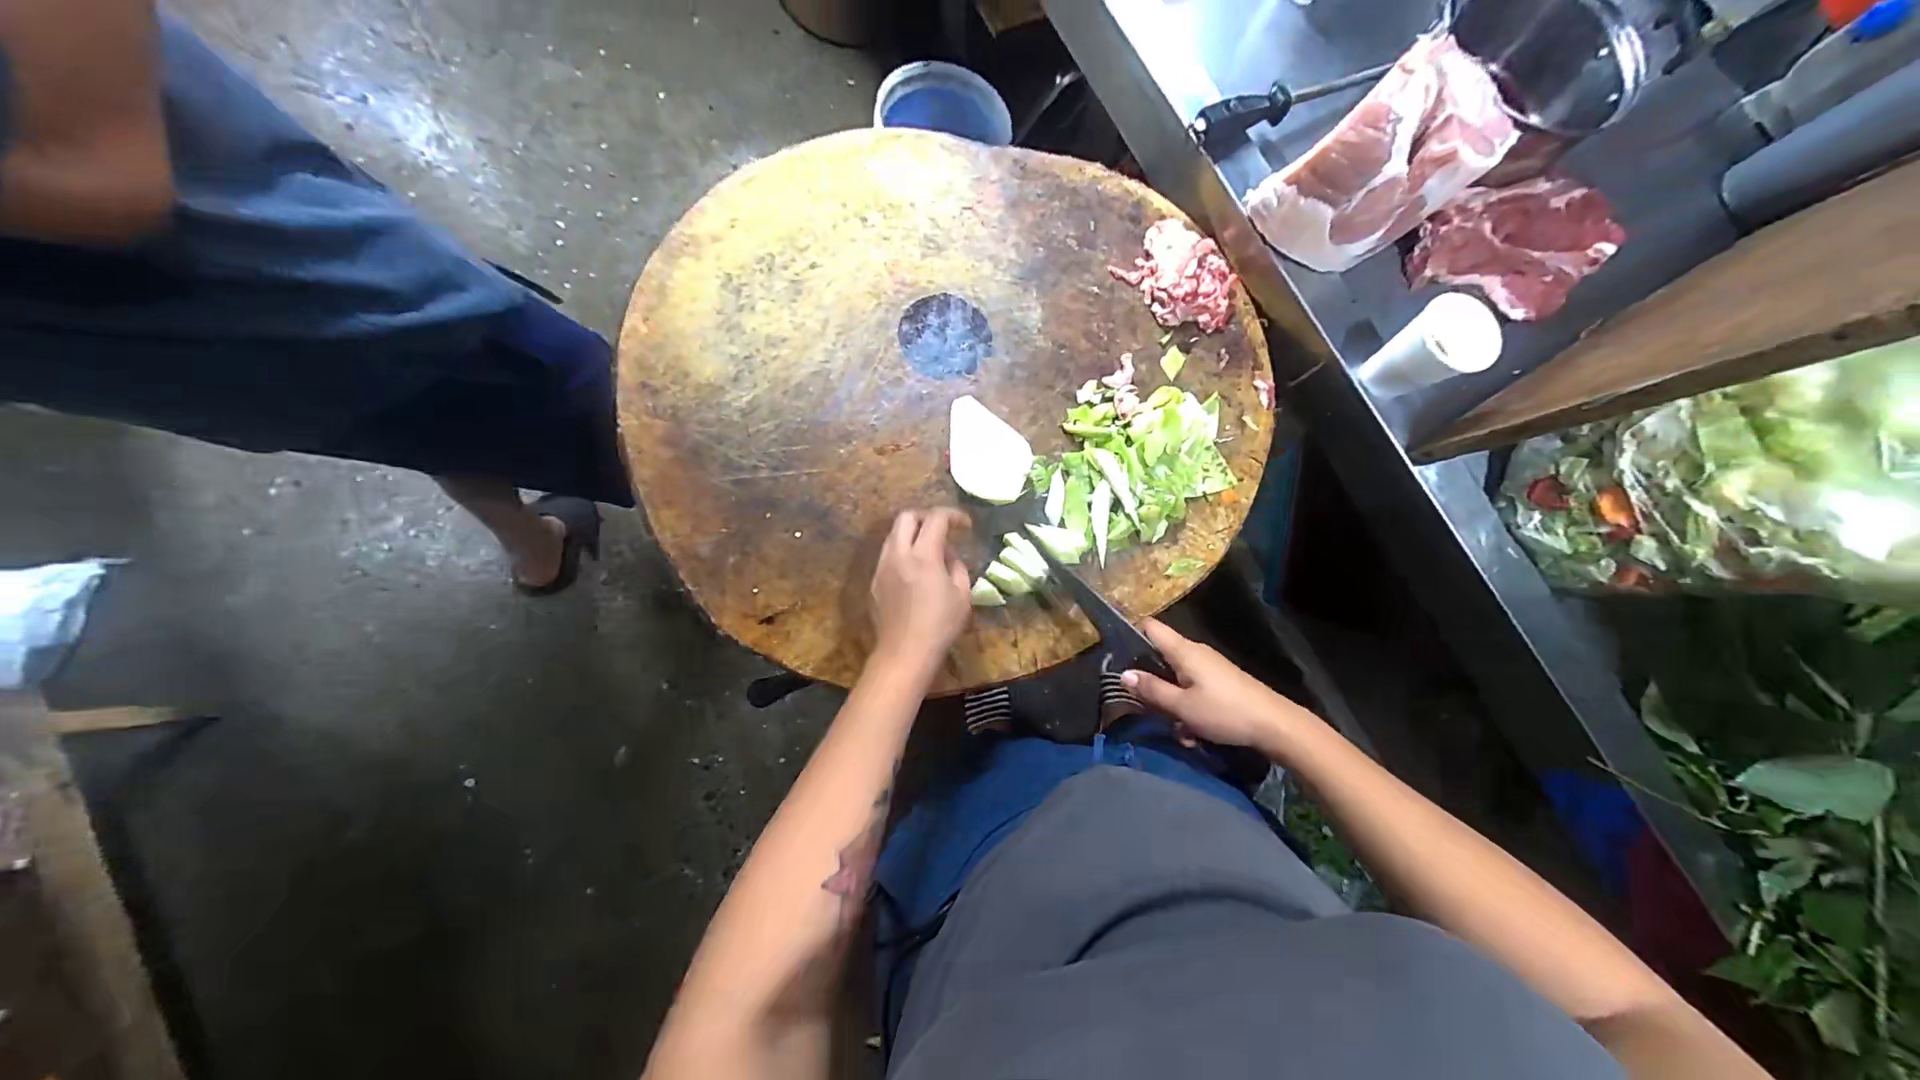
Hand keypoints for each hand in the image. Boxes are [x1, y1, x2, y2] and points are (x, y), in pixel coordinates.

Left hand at [869, 508, 972, 671]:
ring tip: (928, 550)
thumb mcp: (962, 595)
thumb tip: (948, 556)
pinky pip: (888, 556)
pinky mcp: (875, 582)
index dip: (953, 515)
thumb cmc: (940, 626)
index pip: (936, 519)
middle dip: (926, 517)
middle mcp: (898, 555)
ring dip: (911, 534)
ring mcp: (882, 567)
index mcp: (923, 555)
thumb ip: (956, 567)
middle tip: (941, 530)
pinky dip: (902, 553)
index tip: (965, 525)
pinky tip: (914, 572)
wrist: (904, 653)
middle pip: (906, 517)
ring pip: (893, 535)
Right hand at [1122, 618, 1315, 755]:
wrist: (1276, 726)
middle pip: (1161, 655)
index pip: (1150, 627)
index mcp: (1184, 650)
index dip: (1130, 633)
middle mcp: (1196, 653)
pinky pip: (1193, 689)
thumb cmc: (1224, 711)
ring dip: (1170, 700)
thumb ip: (1152, 689)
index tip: (1115, 653)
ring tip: (1173, 726)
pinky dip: (1187, 706)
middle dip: (1149, 679)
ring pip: (1177, 678)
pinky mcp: (1221, 683)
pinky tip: (1192, 732)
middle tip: (1137, 700)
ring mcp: (1210, 668)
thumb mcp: (1182, 706)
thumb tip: (1123, 674)